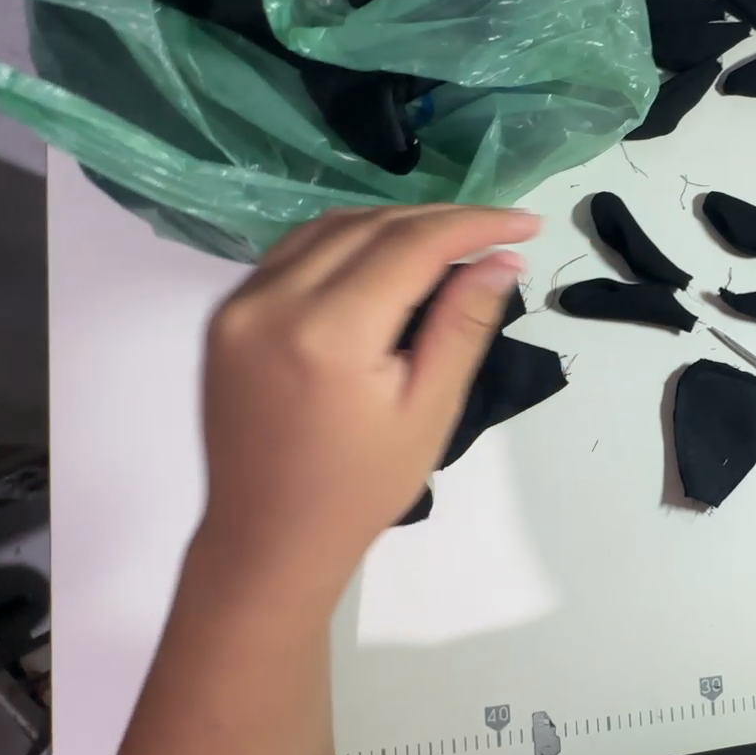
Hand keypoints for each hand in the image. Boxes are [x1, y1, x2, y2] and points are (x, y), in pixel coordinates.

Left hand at [196, 205, 537, 576]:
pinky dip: (354, 239)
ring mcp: (239, 304)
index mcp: (328, 333)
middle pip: (371, 225)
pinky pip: (297, 251)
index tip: (527, 225)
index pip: (412, 246)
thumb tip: (503, 261)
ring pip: (331, 228)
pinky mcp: (228, 314)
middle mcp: (271, 302)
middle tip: (503, 229)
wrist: (270, 536)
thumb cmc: (365, 485)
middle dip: (444, 218)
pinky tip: (392, 255)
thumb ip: (463, 325)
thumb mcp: (431, 408)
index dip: (476, 225)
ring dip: (399, 222)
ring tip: (457, 239)